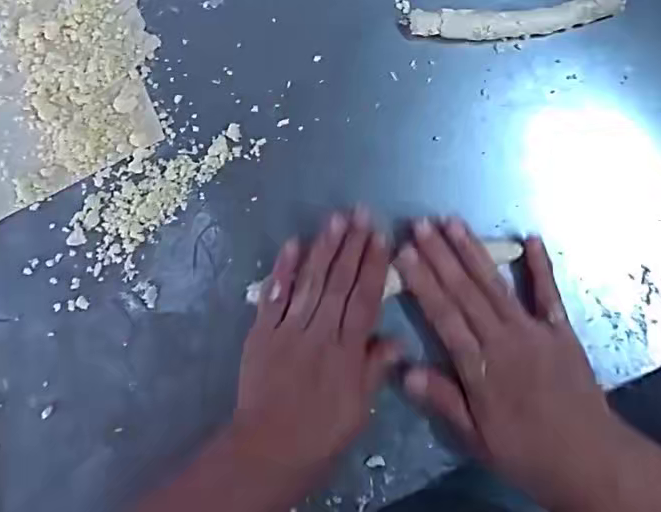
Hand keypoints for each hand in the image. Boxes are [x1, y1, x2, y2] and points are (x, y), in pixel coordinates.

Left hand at [135, 210, 395, 511]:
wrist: (270, 447)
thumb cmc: (321, 433)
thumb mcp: (358, 410)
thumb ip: (375, 369)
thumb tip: (398, 339)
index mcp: (347, 352)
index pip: (364, 301)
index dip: (373, 267)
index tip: (380, 238)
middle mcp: (319, 332)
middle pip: (338, 282)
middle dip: (351, 246)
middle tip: (360, 213)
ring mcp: (289, 327)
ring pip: (310, 281)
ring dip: (323, 248)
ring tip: (335, 219)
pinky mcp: (263, 329)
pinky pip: (275, 294)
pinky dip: (284, 269)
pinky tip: (293, 243)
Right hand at [397, 220, 660, 511]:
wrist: (598, 467)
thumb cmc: (530, 453)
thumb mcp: (479, 440)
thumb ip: (444, 401)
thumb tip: (404, 370)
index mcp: (482, 368)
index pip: (444, 316)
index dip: (422, 283)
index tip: (403, 252)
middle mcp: (505, 341)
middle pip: (466, 292)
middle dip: (440, 255)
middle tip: (420, 224)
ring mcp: (535, 332)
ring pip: (496, 285)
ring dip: (473, 251)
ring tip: (452, 221)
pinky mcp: (561, 332)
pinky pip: (548, 295)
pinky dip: (541, 267)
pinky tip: (531, 238)